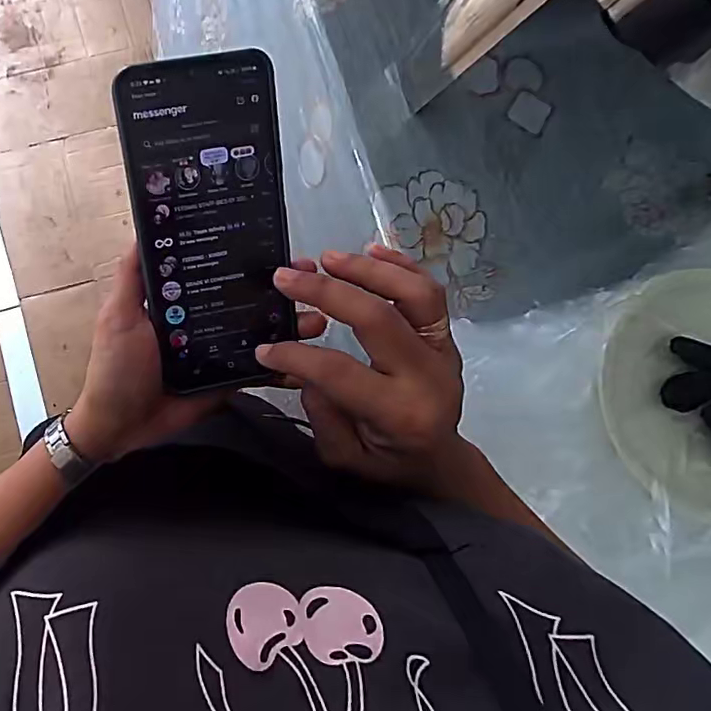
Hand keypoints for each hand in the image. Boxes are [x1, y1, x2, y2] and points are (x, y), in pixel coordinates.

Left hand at [65, 248, 327, 462]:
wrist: (121, 427)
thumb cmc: (114, 369)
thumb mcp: (119, 316)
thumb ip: (132, 277)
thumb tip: (145, 231)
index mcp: (178, 301)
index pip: (215, 271)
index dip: (241, 259)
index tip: (271, 245)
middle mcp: (201, 322)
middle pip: (244, 300)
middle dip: (277, 289)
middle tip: (307, 277)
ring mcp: (216, 351)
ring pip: (258, 332)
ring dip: (288, 324)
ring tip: (315, 317)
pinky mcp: (225, 379)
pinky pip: (257, 368)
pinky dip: (282, 363)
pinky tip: (307, 356)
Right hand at [255, 244, 471, 493]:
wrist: (439, 460)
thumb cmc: (387, 462)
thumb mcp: (345, 458)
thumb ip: (324, 417)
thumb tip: (306, 372)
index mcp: (399, 412)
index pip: (340, 372)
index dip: (296, 356)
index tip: (265, 348)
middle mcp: (427, 375)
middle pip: (379, 318)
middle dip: (327, 292)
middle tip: (286, 276)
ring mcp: (443, 350)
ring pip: (416, 293)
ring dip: (368, 269)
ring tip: (328, 257)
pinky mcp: (446, 335)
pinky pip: (429, 291)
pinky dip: (401, 264)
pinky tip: (370, 248)